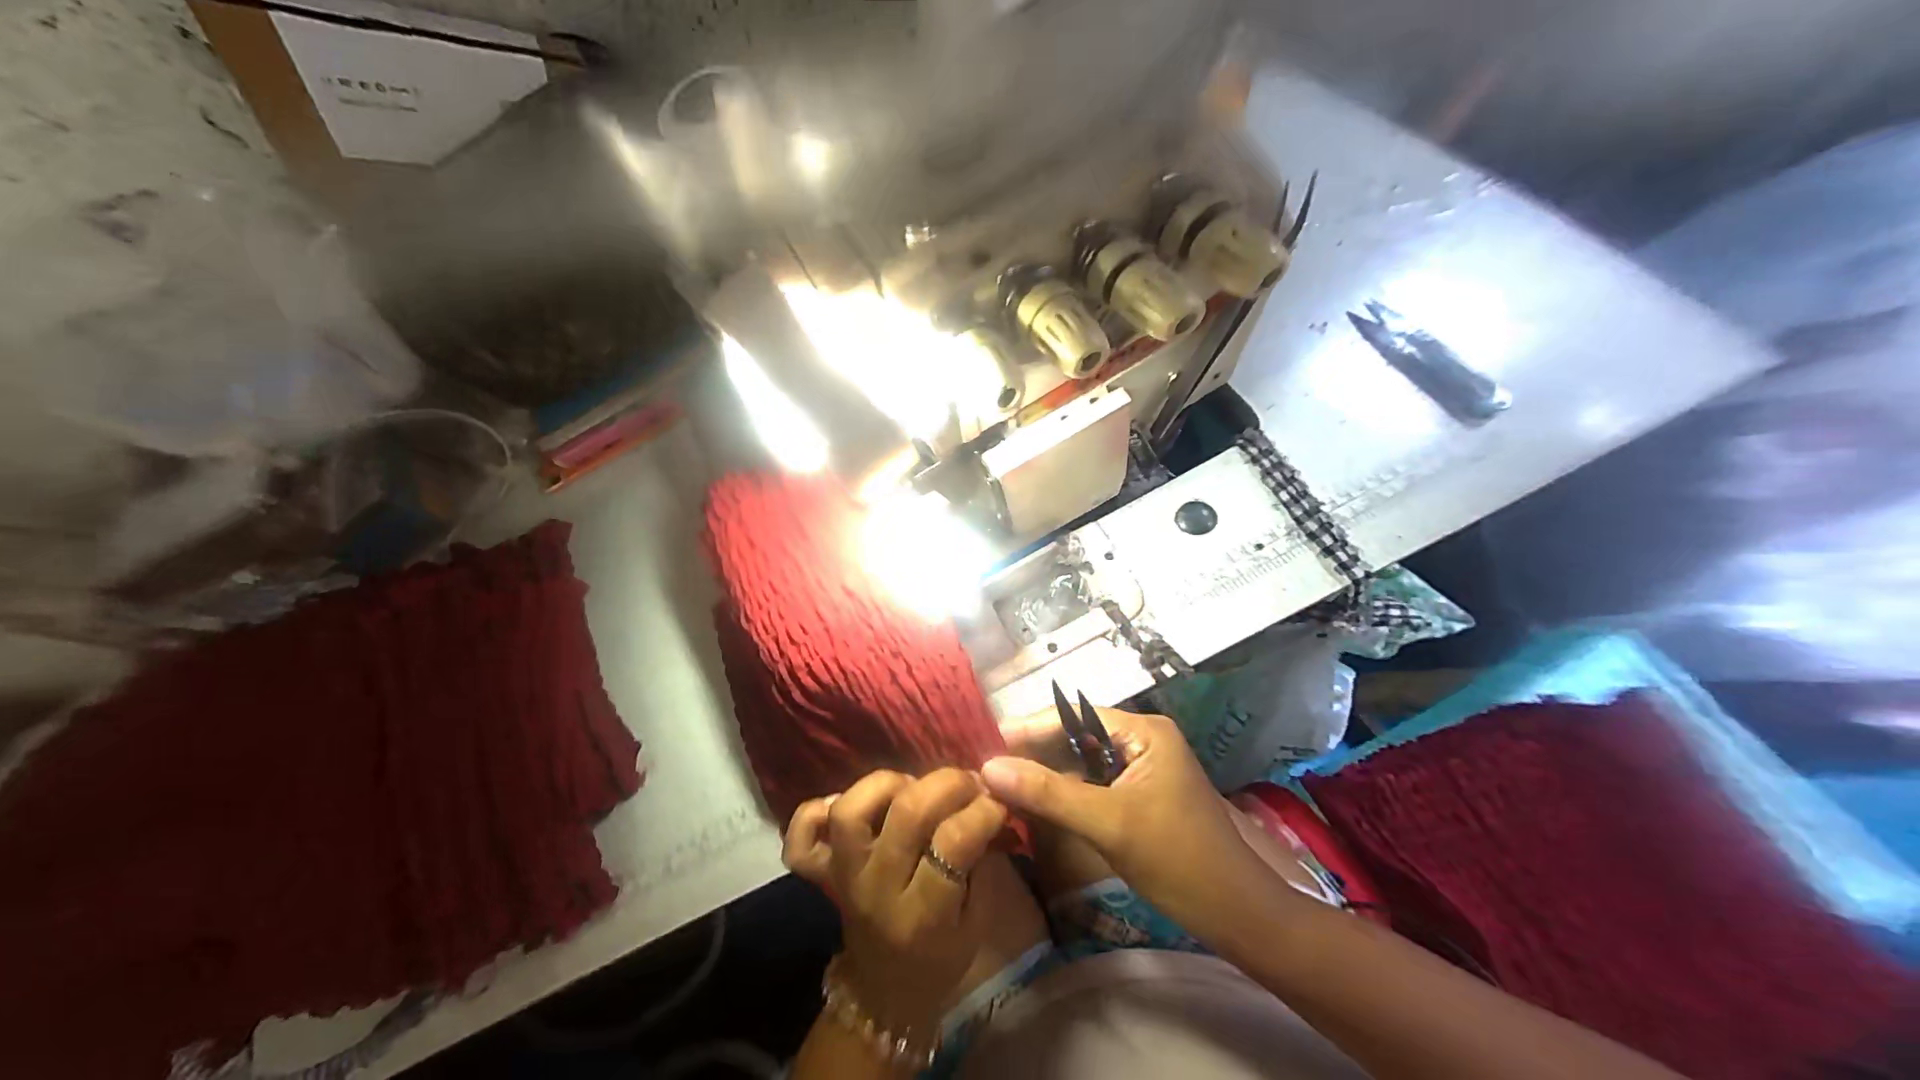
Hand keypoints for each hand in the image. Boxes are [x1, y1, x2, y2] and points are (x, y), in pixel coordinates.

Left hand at [783, 769, 1008, 1034]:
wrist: (883, 990)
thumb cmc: (940, 957)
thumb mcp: (977, 922)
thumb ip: (983, 863)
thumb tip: (989, 802)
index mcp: (923, 916)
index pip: (953, 842)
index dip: (982, 810)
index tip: (997, 801)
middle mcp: (876, 891)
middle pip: (906, 814)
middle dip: (947, 784)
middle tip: (968, 782)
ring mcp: (841, 878)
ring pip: (850, 812)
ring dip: (888, 785)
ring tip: (912, 787)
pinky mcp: (818, 872)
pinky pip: (800, 836)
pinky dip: (817, 811)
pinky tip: (856, 804)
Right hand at [984, 708, 1270, 933]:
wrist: (1237, 914)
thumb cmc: (1177, 860)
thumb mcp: (1107, 823)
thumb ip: (1048, 793)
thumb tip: (988, 767)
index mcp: (1144, 732)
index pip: (1075, 717)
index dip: (1030, 728)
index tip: (987, 741)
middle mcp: (1144, 740)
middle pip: (1077, 736)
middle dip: (1036, 751)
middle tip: (989, 765)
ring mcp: (1144, 769)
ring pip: (1084, 762)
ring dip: (1048, 772)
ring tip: (1003, 781)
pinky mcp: (1142, 796)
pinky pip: (1095, 784)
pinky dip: (1066, 792)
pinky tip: (1037, 802)